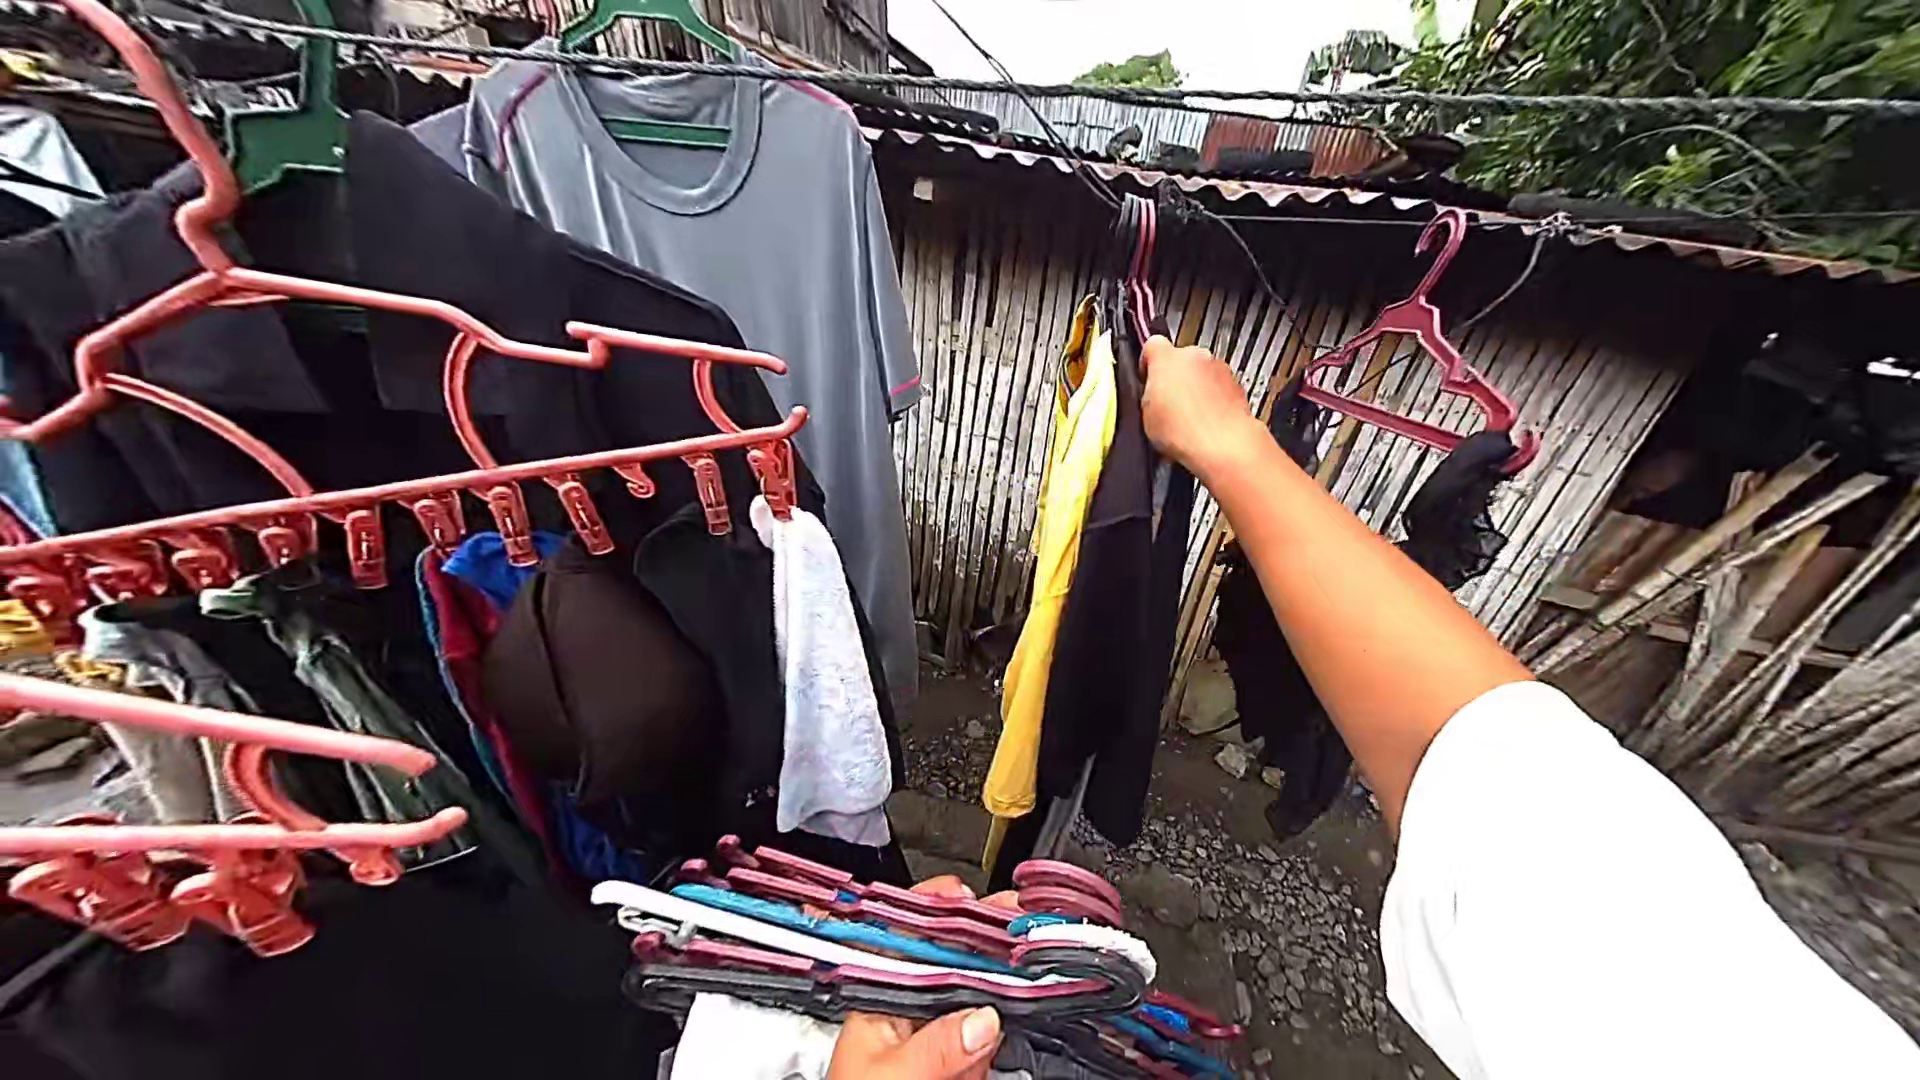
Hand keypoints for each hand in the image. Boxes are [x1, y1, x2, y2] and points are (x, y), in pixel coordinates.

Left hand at [825, 876, 1011, 1078]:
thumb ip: (936, 1050)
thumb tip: (984, 1019)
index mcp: (881, 993)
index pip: (906, 932)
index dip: (936, 904)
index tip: (967, 892)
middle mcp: (910, 1002)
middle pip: (950, 953)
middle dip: (983, 932)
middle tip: (1016, 916)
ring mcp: (935, 1028)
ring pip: (975, 986)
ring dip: (1001, 970)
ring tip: (1023, 952)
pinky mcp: (956, 1056)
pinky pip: (986, 1030)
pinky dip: (1005, 1018)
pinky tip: (1015, 1004)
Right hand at [1139, 335, 1261, 478]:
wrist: (1221, 444)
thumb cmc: (1183, 430)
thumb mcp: (1145, 414)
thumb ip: (1147, 393)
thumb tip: (1150, 394)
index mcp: (1166, 358)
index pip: (1152, 344)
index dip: (1148, 362)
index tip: (1146, 377)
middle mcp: (1196, 356)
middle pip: (1179, 360)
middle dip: (1173, 378)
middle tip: (1165, 405)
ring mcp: (1219, 368)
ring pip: (1200, 373)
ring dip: (1193, 389)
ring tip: (1185, 419)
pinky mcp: (1236, 384)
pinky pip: (1218, 387)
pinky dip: (1211, 400)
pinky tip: (1202, 422)